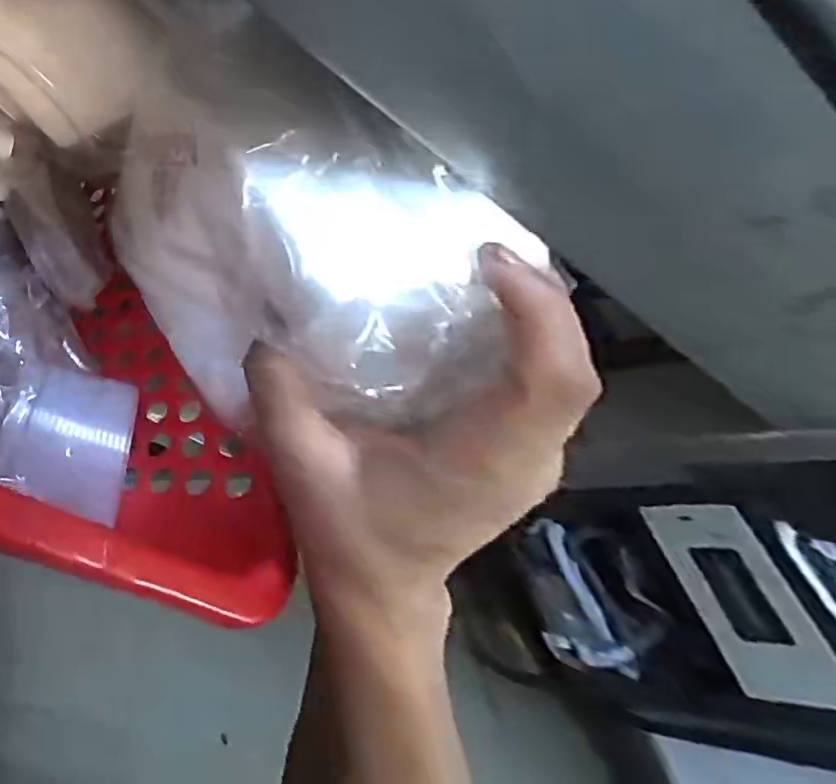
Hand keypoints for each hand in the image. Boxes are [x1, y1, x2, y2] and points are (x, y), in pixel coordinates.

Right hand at [249, 243, 601, 629]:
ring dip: (535, 315)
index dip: (539, 314)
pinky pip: (535, 383)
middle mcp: (528, 453)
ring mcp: (529, 454)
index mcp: (486, 457)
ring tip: (483, 268)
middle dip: (541, 298)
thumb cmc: (346, 529)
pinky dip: (519, 339)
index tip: (490, 260)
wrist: (380, 586)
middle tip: (483, 248)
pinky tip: (474, 318)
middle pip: (569, 367)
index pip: (551, 380)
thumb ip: (278, 394)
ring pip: (560, 372)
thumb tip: (266, 335)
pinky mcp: (514, 450)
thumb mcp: (298, 460)